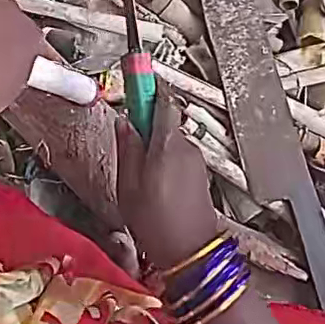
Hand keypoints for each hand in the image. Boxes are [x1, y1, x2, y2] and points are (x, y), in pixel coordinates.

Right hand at [115, 90, 220, 269]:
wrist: (190, 253)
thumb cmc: (156, 223)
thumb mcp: (127, 185)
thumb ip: (126, 148)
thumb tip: (125, 123)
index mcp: (167, 145)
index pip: (161, 100)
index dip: (148, 85)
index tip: (138, 70)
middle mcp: (186, 146)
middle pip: (164, 119)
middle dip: (146, 127)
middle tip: (129, 148)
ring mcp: (196, 158)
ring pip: (170, 139)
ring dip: (155, 148)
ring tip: (142, 178)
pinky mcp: (200, 171)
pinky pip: (178, 155)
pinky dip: (166, 161)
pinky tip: (156, 186)